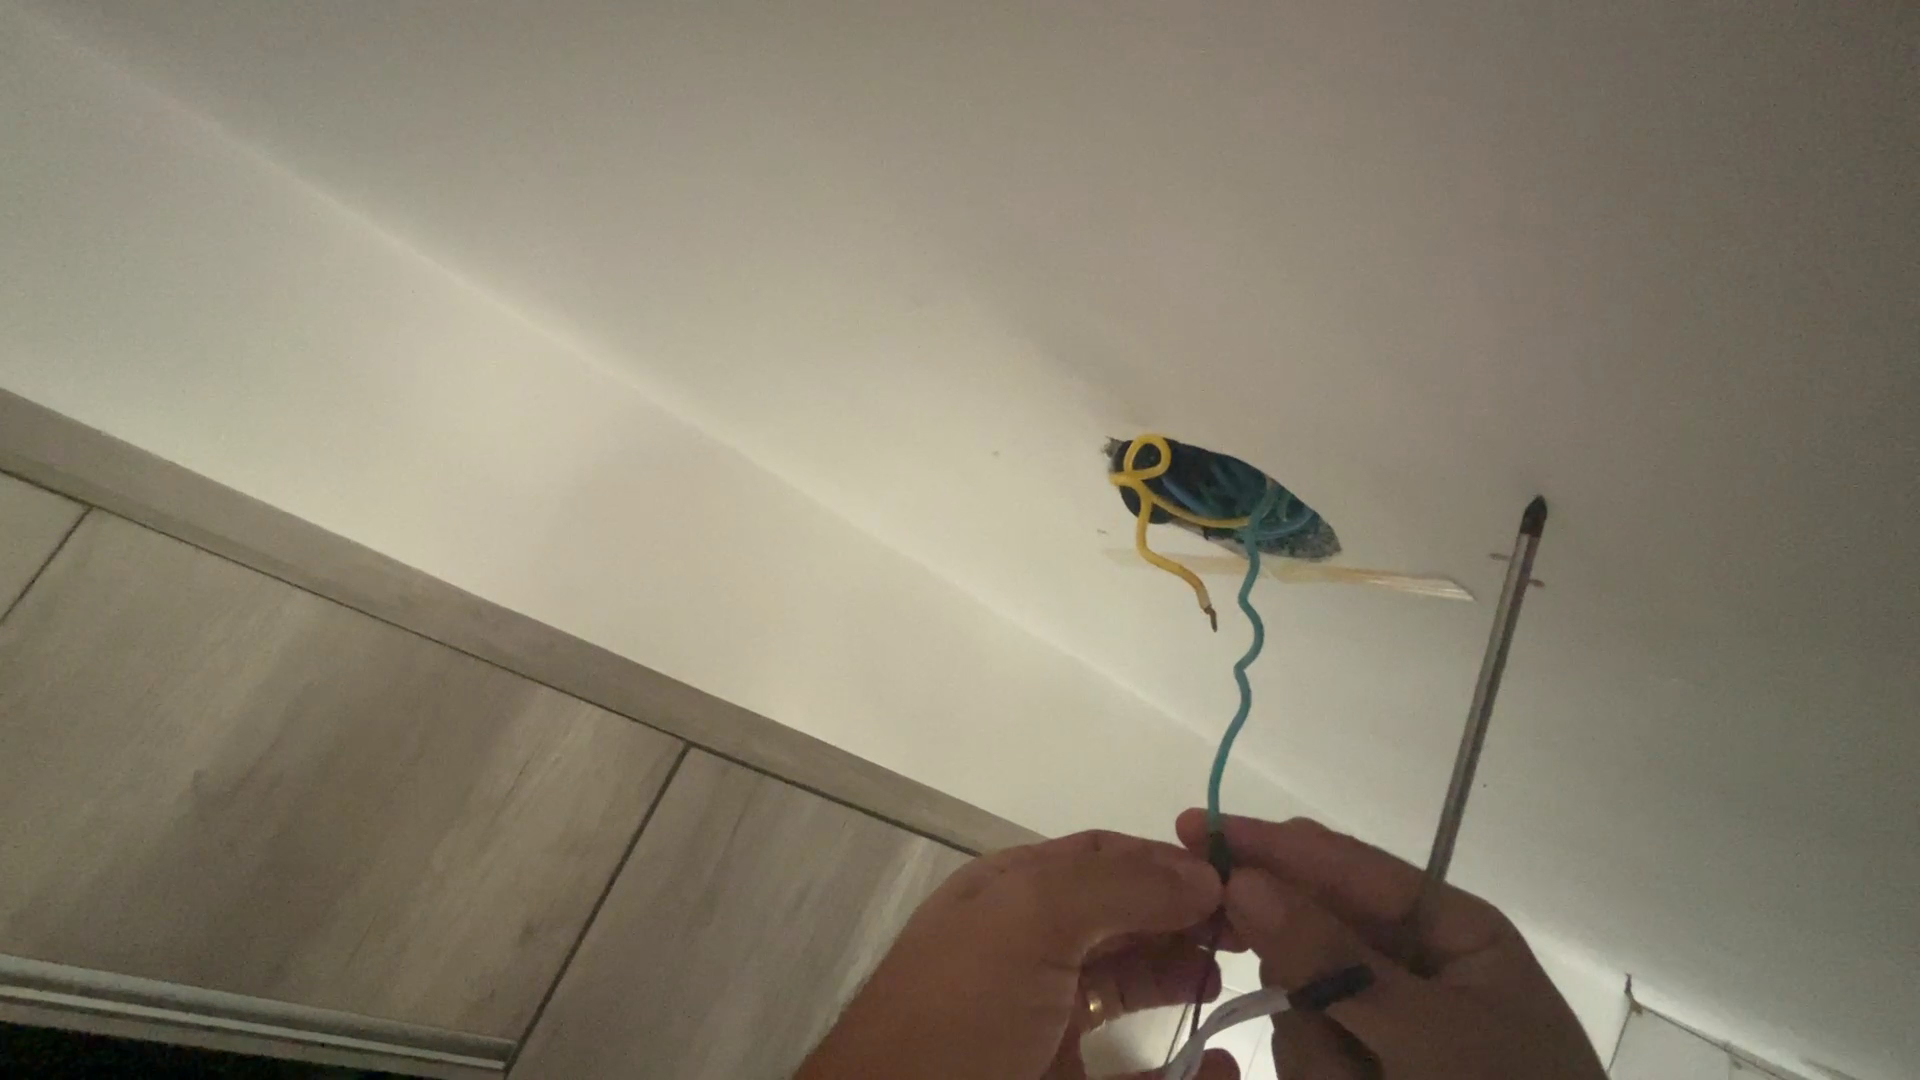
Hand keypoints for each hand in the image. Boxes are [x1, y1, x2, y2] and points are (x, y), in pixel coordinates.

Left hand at [795, 830, 1241, 1079]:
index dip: (1167, 859)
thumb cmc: (961, 1008)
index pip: (1104, 855)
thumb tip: (1203, 872)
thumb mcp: (1028, 920)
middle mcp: (1031, 944)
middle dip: (1185, 916)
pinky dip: (1180, 1072)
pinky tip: (1221, 1068)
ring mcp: (1044, 1017)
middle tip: (1252, 935)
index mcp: (1015, 891)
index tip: (1236, 878)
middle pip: (1124, 914)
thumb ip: (1115, 887)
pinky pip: (1132, 1074)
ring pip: (1129, 984)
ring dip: (1184, 978)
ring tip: (1234, 983)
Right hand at [1175, 811, 1607, 1079]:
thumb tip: (1242, 880)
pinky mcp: (1363, 1061)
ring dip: (1318, 1047)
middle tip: (1283, 997)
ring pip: (1296, 992)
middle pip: (1310, 926)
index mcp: (1448, 929)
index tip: (1192, 826)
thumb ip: (1332, 961)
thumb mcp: (1429, 1041)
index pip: (1342, 861)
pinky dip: (1319, 1072)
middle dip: (1292, 970)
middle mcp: (1410, 961)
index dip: (1265, 841)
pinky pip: (1303, 1042)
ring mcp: (1383, 1016)